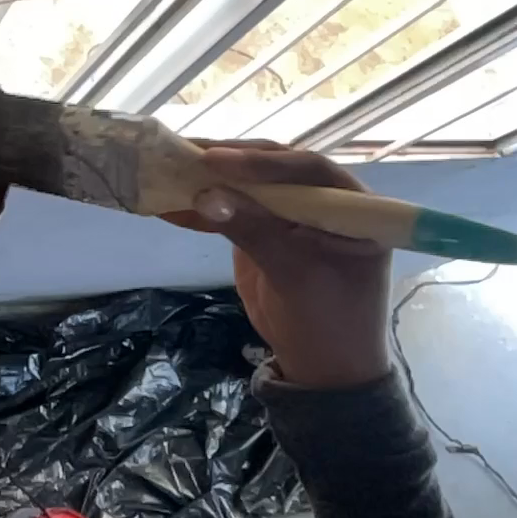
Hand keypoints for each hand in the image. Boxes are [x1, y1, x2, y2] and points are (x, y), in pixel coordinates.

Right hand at [162, 142, 391, 388]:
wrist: (321, 363)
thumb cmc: (327, 322)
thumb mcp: (295, 277)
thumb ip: (254, 232)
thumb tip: (206, 196)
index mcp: (351, 207)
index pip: (308, 170)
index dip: (261, 162)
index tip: (215, 160)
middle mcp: (320, 201)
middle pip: (269, 169)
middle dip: (226, 162)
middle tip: (183, 154)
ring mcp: (287, 214)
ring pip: (243, 184)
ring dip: (205, 179)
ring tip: (166, 168)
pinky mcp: (259, 227)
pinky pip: (226, 209)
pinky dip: (197, 208)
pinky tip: (166, 204)